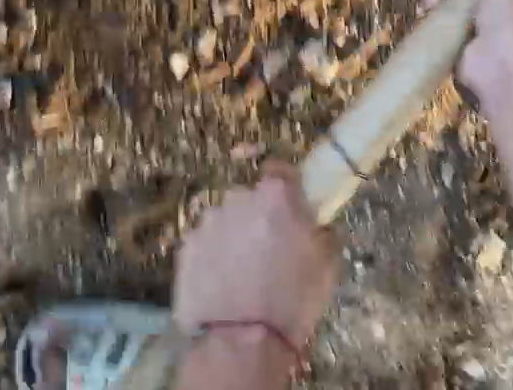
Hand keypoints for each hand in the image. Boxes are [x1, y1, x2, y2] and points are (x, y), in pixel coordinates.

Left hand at [172, 165, 337, 347]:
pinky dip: (211, 256)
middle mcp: (238, 199)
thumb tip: (317, 227)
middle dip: (257, 216)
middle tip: (267, 248)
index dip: (285, 185)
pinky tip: (220, 283)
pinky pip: (203, 244)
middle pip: (250, 198)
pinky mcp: (184, 249)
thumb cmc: (292, 300)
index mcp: (275, 195)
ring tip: (240, 271)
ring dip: (233, 235)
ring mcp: (207, 223)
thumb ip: (322, 233)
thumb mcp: (327, 264)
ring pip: (224, 220)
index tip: (289, 205)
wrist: (240, 343)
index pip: (279, 169)